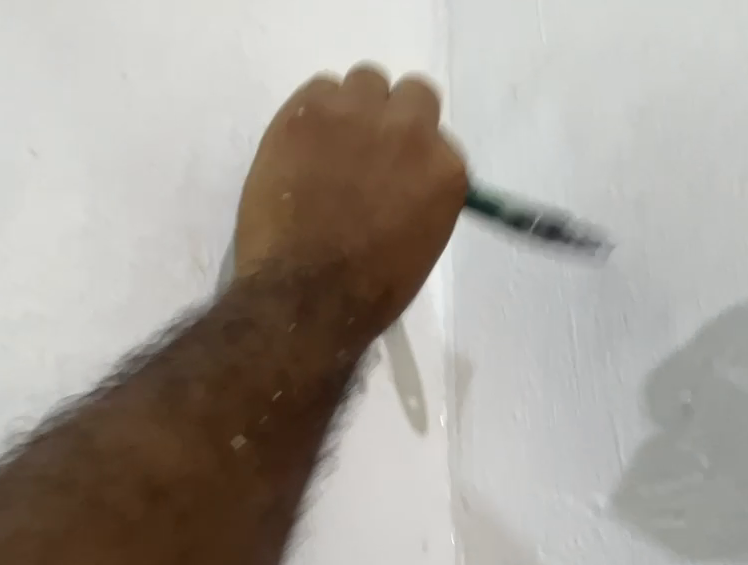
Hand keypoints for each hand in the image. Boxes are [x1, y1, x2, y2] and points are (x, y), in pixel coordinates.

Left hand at [235, 64, 467, 329]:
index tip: (393, 179)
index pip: (438, 141)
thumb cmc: (367, 294)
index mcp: (446, 173)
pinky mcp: (308, 110)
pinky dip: (313, 116)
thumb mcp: (419, 249)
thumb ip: (422, 201)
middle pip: (411, 96)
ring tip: (328, 153)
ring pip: (364, 84)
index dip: (412, 159)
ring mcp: (358, 115)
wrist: (306, 297)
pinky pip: (318, 90)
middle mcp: (411, 132)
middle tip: (364, 158)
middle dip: (391, 121)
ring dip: (352, 112)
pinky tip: (301, 154)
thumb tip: (404, 185)